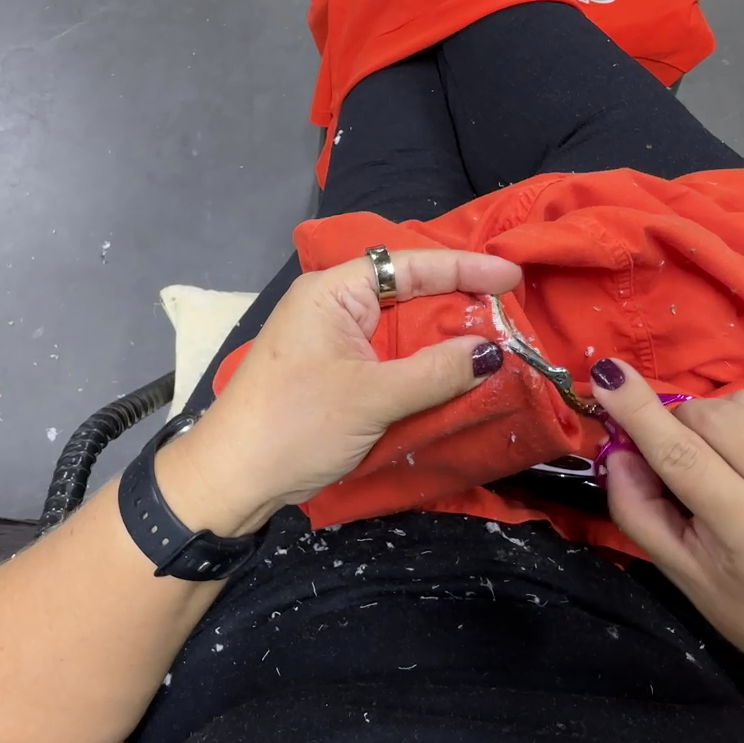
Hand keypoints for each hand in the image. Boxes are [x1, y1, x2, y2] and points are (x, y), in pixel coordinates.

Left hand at [158, 249, 521, 536]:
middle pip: (406, 290)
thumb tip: (492, 352)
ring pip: (399, 325)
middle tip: (510, 312)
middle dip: (457, 300)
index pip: (408, 265)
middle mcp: (332, 305)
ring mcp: (332, 339)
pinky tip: (454, 369)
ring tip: (494, 339)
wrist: (232, 477)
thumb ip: (435, 372)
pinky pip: (388, 354)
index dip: (463, 268)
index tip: (511, 277)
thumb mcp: (372, 397)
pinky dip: (422, 361)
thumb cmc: (296, 424)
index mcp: (333, 291)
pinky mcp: (334, 370)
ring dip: (442, 334)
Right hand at [588, 360, 743, 699]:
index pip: (684, 456)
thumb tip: (618, 450)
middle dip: (677, 423)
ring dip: (712, 417)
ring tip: (717, 457)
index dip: (639, 410)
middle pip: (714, 418)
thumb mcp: (684, 576)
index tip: (606, 375)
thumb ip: (638, 510)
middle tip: (670, 454)